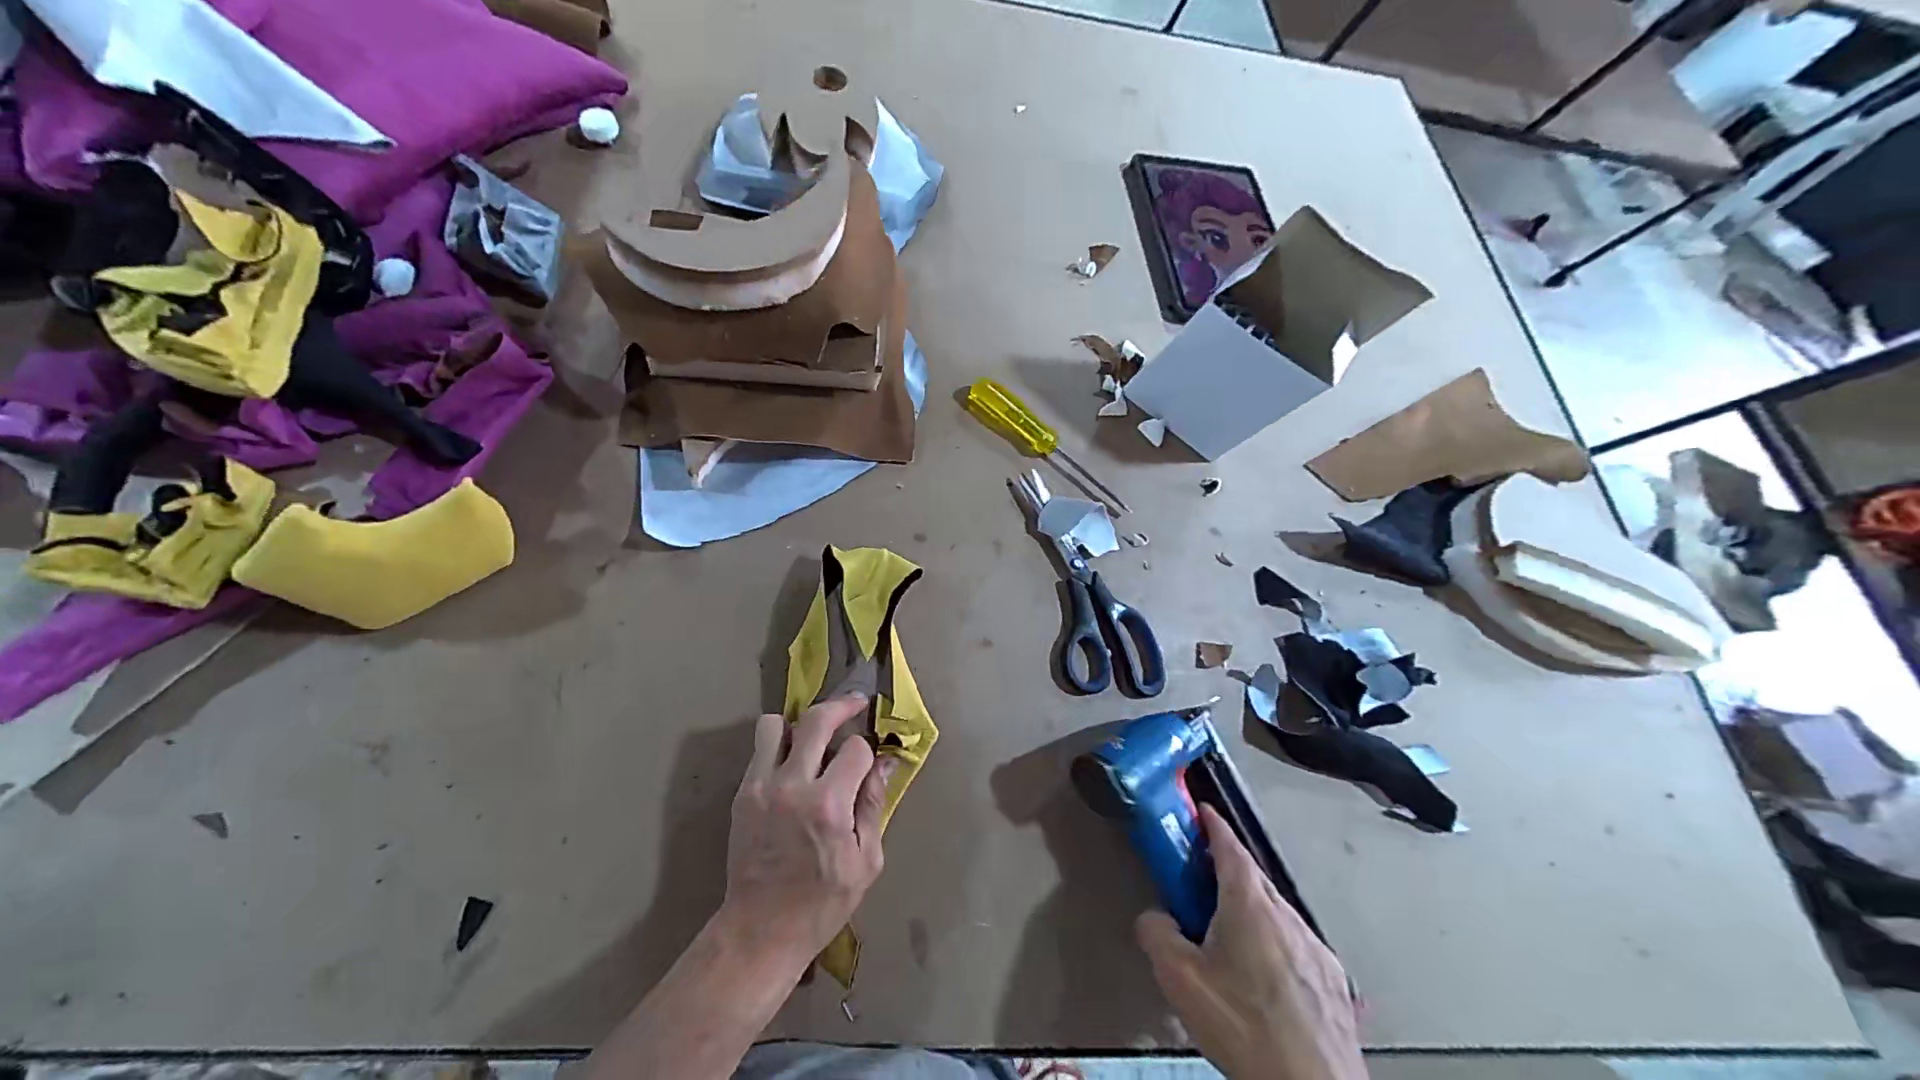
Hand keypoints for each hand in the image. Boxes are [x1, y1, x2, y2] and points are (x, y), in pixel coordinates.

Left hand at [717, 694, 894, 967]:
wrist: (760, 929)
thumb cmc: (822, 902)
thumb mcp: (867, 861)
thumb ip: (873, 805)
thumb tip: (883, 765)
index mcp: (828, 806)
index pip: (855, 749)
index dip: (868, 750)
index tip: (870, 760)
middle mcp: (792, 786)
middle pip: (816, 719)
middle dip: (842, 706)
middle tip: (855, 704)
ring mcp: (761, 787)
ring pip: (775, 724)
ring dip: (799, 725)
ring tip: (813, 741)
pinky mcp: (742, 795)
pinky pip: (760, 750)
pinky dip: (779, 748)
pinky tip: (793, 767)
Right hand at [1137, 806, 1366, 1079]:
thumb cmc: (1245, 1028)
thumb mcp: (1179, 978)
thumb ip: (1156, 934)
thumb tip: (1154, 918)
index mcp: (1249, 904)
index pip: (1230, 846)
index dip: (1213, 824)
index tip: (1202, 811)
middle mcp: (1286, 916)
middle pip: (1253, 876)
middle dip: (1226, 868)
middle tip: (1200, 875)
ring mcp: (1314, 948)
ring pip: (1275, 911)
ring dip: (1249, 908)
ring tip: (1225, 935)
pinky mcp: (1331, 980)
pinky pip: (1295, 943)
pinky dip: (1273, 941)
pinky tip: (1260, 975)